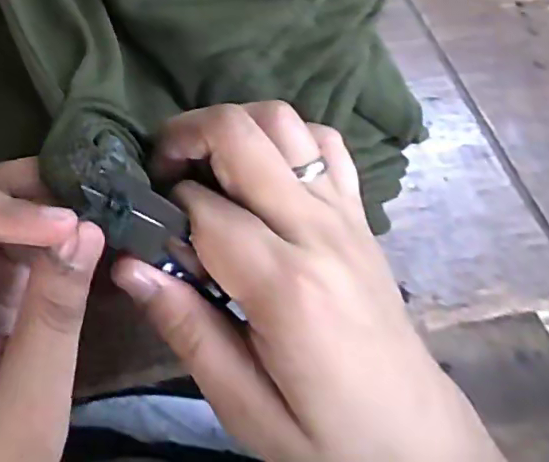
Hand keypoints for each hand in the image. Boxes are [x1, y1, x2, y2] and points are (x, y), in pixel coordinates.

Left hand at [0, 160, 105, 461]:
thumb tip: (87, 226)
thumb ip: (55, 308)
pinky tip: (83, 237)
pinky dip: (51, 233)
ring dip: (43, 205)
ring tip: (94, 210)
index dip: (9, 206)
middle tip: (87, 197)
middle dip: (28, 191)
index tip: (67, 222)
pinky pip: (18, 241)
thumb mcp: (29, 395)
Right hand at [111, 102, 502, 461]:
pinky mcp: (358, 210)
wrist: (423, 446)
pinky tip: (262, 167)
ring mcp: (343, 212)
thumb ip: (186, 329)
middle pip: (240, 134)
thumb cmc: (329, 437)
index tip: (154, 232)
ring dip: (231, 125)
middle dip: (185, 135)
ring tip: (208, 162)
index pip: (203, 207)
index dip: (165, 207)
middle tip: (162, 168)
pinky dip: (283, 134)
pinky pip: (322, 138)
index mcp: (286, 286)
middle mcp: (316, 230)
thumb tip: (125, 264)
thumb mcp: (247, 409)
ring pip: (280, 119)